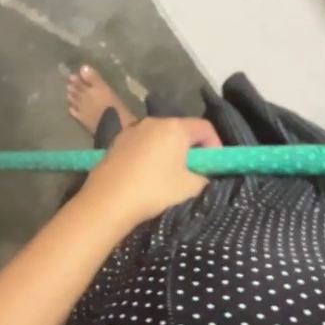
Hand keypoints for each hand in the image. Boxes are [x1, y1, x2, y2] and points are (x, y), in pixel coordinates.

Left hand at [78, 117, 219, 227]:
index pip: (205, 127)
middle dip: (191, 149)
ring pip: (159, 137)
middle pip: (181, 130)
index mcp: (175, 127)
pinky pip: (141, 144)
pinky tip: (145, 175)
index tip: (215, 166)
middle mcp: (153, 121)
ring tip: (168, 175)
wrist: (107, 202)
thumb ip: (205, 177)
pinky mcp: (115, 143)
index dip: (216, 145)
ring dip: (169, 152)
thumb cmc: (154, 191)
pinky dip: (149, 155)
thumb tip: (203, 175)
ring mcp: (131, 130)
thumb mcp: (191, 187)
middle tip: (194, 172)